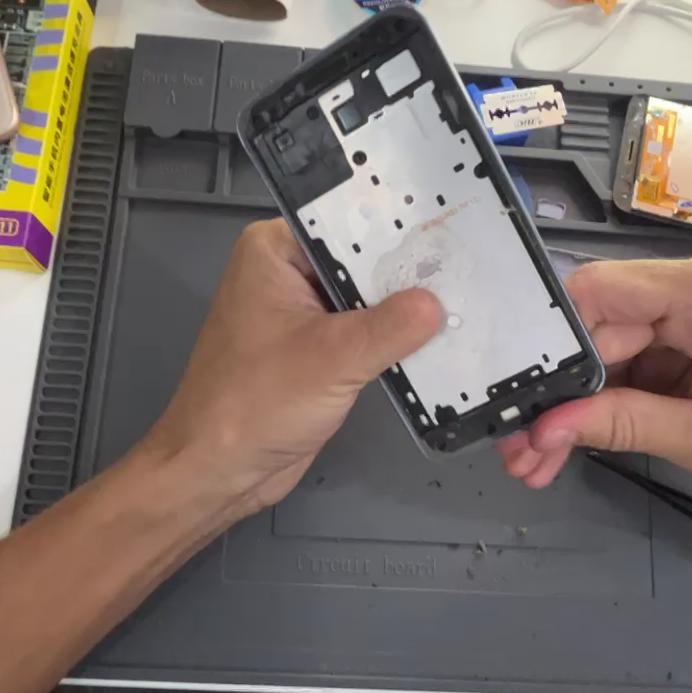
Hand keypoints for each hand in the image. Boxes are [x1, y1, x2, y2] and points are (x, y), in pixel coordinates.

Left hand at [140, 218, 442, 517]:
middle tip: (473, 265)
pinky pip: (364, 334)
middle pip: (361, 260)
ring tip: (468, 299)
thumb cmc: (257, 404)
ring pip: (367, 299)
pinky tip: (441, 339)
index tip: (453, 226)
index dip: (398, 226)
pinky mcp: (317, 352)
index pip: (346, 222)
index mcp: (274, 251)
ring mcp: (303, 315)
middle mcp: (288, 274)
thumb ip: (390, 327)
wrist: (219, 470)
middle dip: (410, 271)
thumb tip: (438, 303)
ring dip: (407, 310)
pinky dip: (395, 341)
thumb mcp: (331, 358)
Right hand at [498, 249, 691, 502]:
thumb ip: (629, 425)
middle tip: (518, 448)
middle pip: (597, 327)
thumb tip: (546, 430)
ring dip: (570, 407)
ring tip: (534, 460)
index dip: (554, 336)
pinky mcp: (682, 339)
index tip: (517, 390)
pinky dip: (598, 406)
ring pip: (603, 352)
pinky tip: (566, 446)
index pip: (604, 289)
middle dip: (556, 390)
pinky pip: (625, 365)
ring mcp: (688, 313)